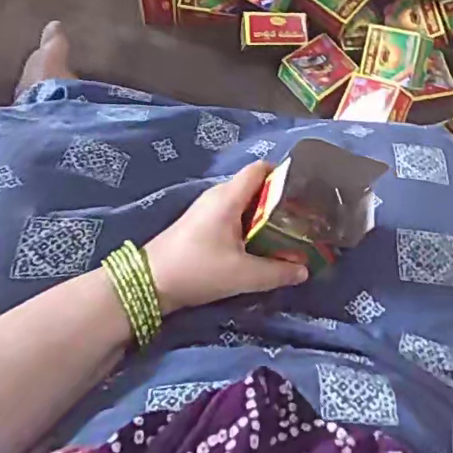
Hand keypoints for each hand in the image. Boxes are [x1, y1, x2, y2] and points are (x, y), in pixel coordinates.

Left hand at [144, 160, 307, 313]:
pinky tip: (258, 246)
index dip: (283, 174)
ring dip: (263, 217)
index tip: (303, 193)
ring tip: (285, 234)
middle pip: (255, 187)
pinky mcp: (200, 225)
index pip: (260, 168)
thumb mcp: (242, 275)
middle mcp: (218, 196)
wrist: (148, 284)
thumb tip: (304, 271)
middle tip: (300, 220)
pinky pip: (232, 216)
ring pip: (244, 204)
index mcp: (229, 197)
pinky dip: (248, 226)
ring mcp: (206, 210)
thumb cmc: (197, 270)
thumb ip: (277, 272)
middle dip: (278, 201)